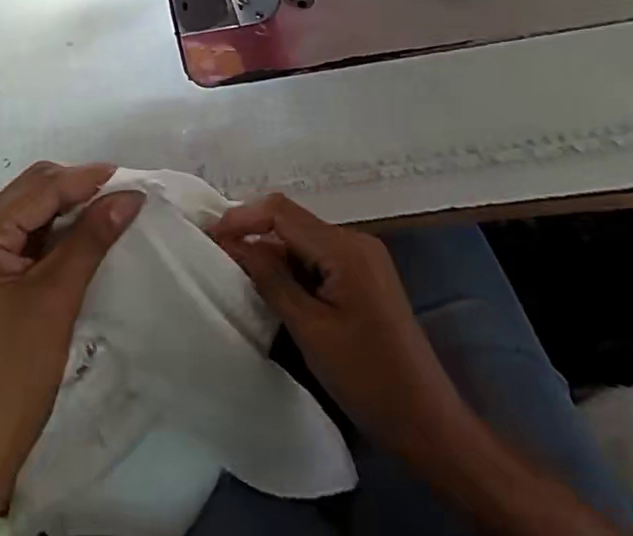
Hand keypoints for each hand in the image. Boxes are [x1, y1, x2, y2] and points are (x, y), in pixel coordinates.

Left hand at [0, 162, 144, 528]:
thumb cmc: (12, 372)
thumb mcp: (56, 299)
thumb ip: (91, 239)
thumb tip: (130, 196)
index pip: (40, 188)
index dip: (87, 178)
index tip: (134, 178)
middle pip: (31, 192)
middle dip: (78, 187)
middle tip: (125, 194)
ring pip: (30, 214)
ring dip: (69, 209)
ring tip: (113, 210)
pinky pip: (26, 240)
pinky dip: (57, 234)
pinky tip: (86, 237)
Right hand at [210, 193, 463, 461]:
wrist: (425, 419)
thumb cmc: (367, 376)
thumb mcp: (310, 328)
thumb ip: (270, 279)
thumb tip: (234, 245)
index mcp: (346, 248)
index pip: (281, 212)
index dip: (240, 218)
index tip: (208, 238)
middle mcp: (356, 241)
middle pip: (292, 221)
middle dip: (252, 235)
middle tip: (217, 257)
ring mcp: (363, 258)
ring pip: (303, 240)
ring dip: (270, 253)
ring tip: (237, 276)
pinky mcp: (363, 277)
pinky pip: (317, 257)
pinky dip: (291, 268)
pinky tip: (272, 290)